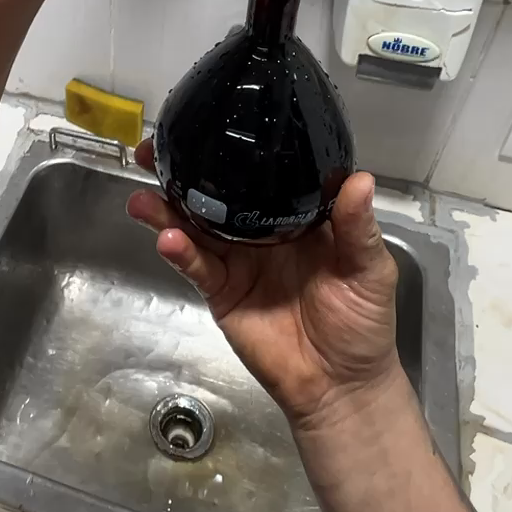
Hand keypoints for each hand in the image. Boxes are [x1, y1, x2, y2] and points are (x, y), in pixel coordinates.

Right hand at [126, 138, 404, 429]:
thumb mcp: (369, 270)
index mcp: (292, 215)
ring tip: (142, 199)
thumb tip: (358, 179)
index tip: (208, 126)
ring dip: (165, 210)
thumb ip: (358, 228)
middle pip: (213, 194)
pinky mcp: (219, 290)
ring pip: (193, 226)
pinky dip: (179, 252)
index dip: (232, 151)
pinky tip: (167, 240)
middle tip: (151, 153)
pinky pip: (195, 266)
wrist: (339, 385)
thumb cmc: (362, 322)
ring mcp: (234, 259)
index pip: (259, 174)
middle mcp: (257, 230)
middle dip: (179, 172)